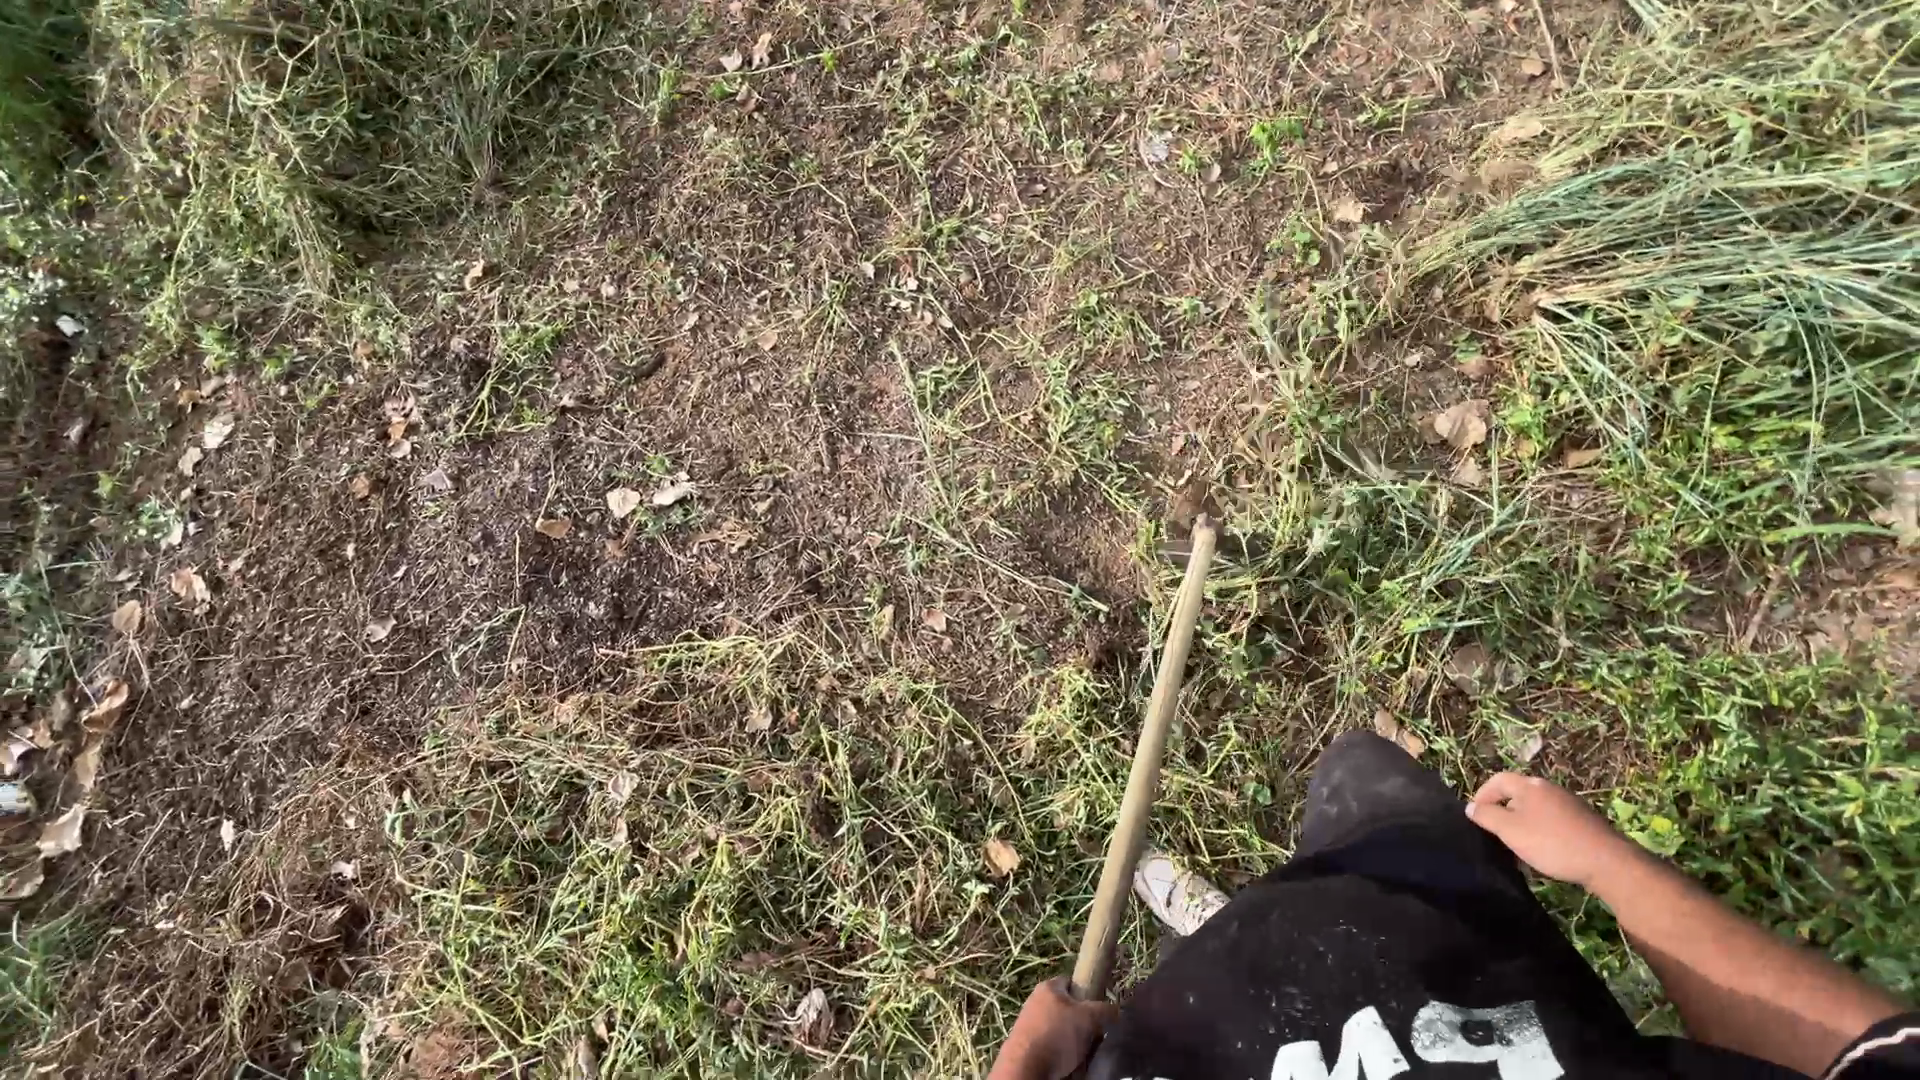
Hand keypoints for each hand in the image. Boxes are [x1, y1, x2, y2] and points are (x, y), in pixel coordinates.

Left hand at [987, 978, 1116, 1079]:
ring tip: (1084, 1055)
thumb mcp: (1089, 1018)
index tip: (1098, 1012)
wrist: (1025, 1068)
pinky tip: (1071, 1067)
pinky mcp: (1028, 1046)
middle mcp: (1036, 1002)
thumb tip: (1117, 1010)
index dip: (1088, 994)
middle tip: (1095, 1037)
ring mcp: (1030, 1025)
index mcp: (1048, 987)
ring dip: (1075, 1045)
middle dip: (1083, 1025)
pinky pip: (1053, 1048)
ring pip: (1062, 1032)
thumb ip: (1105, 1010)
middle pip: (1069, 1011)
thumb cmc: (1057, 1035)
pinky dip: (1063, 1057)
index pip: (1072, 983)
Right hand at [1466, 772, 1641, 887]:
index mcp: (1529, 785)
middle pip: (1518, 794)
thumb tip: (1471, 807)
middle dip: (1504, 811)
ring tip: (1521, 845)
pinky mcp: (1586, 821)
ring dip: (1525, 823)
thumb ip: (1486, 816)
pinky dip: (1544, 831)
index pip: (1497, 780)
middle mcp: (1550, 788)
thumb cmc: (1552, 843)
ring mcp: (1571, 804)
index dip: (1483, 795)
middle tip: (1497, 832)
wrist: (1609, 863)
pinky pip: (1555, 820)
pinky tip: (1547, 851)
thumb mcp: (1509, 830)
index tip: (1477, 815)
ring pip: (1537, 809)